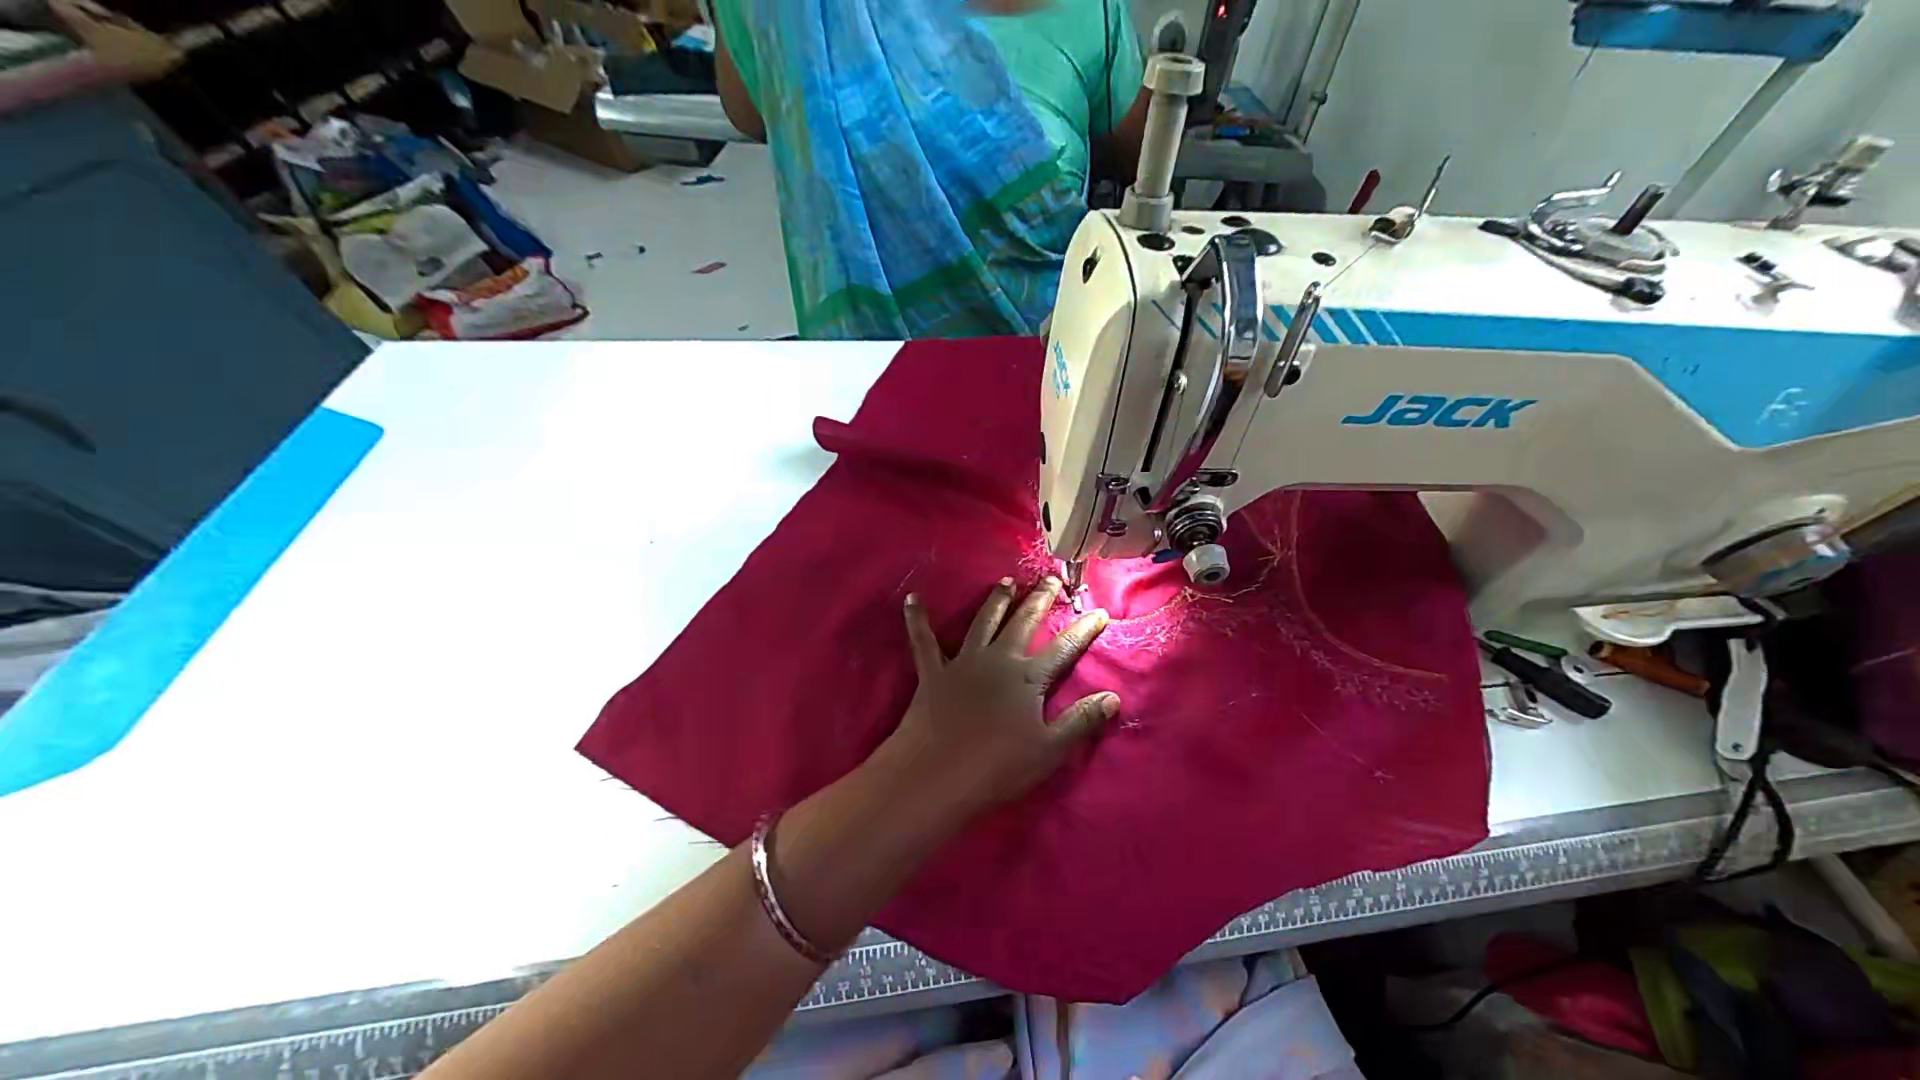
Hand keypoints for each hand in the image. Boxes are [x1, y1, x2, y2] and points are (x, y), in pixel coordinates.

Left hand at [874, 577, 1117, 817]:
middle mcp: (997, 660)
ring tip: (1006, 581)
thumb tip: (1114, 696)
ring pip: (983, 622)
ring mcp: (963, 663)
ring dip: (996, 600)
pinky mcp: (932, 673)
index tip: (1100, 611)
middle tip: (1052, 578)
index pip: (1065, 648)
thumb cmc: (997, 768)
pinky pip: (923, 641)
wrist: (936, 774)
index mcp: (1028, 677)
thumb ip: (1081, 720)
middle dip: (1040, 599)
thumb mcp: (1049, 750)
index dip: (1084, 630)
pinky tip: (912, 599)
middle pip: (1023, 622)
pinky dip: (917, 619)